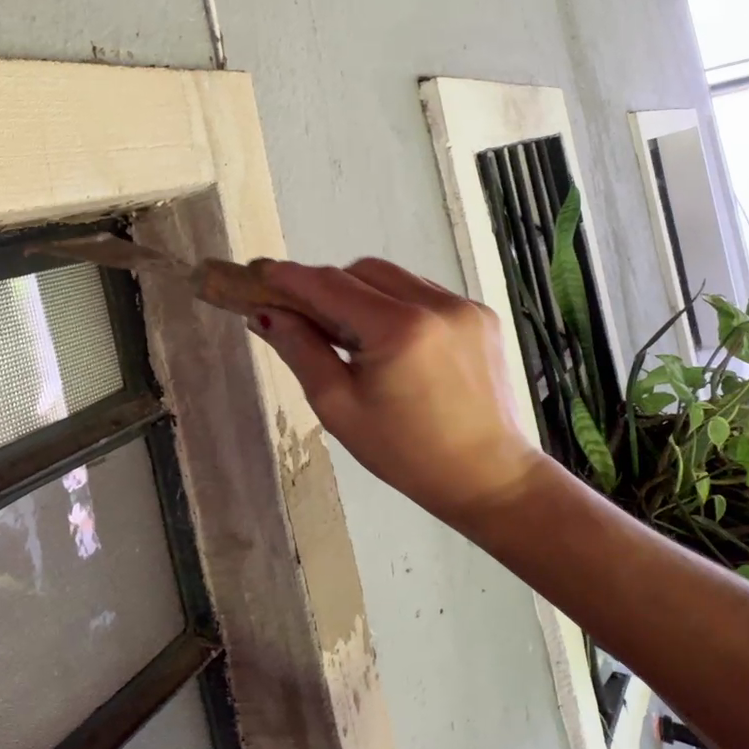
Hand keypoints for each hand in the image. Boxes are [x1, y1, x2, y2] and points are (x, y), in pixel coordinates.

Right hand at [249, 258, 553, 527]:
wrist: (489, 478)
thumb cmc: (403, 452)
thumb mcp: (336, 405)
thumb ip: (298, 349)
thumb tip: (263, 314)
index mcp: (399, 329)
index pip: (329, 284)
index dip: (289, 277)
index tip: (258, 275)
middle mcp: (436, 306)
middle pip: (362, 271)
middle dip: (326, 286)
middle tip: (303, 317)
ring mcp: (465, 308)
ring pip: (393, 277)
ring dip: (360, 292)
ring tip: (349, 335)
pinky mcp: (481, 316)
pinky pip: (422, 291)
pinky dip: (393, 303)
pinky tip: (387, 341)